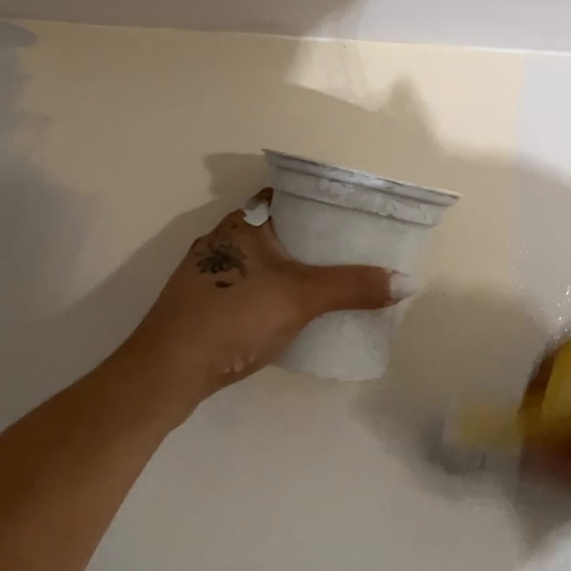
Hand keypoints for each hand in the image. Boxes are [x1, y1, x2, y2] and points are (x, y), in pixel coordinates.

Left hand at [121, 189, 411, 405]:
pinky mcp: (204, 304)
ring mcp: (209, 273)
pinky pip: (252, 284)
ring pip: (265, 259)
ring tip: (336, 276)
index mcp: (244, 222)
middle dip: (315, 238)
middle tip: (356, 246)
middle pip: (280, 228)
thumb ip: (352, 286)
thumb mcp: (300, 298)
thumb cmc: (232, 318)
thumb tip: (406, 281)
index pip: (290, 196)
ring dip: (295, 266)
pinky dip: (277, 288)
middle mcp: (224, 239)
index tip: (356, 212)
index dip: (323, 201)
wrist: (164, 373)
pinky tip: (296, 308)